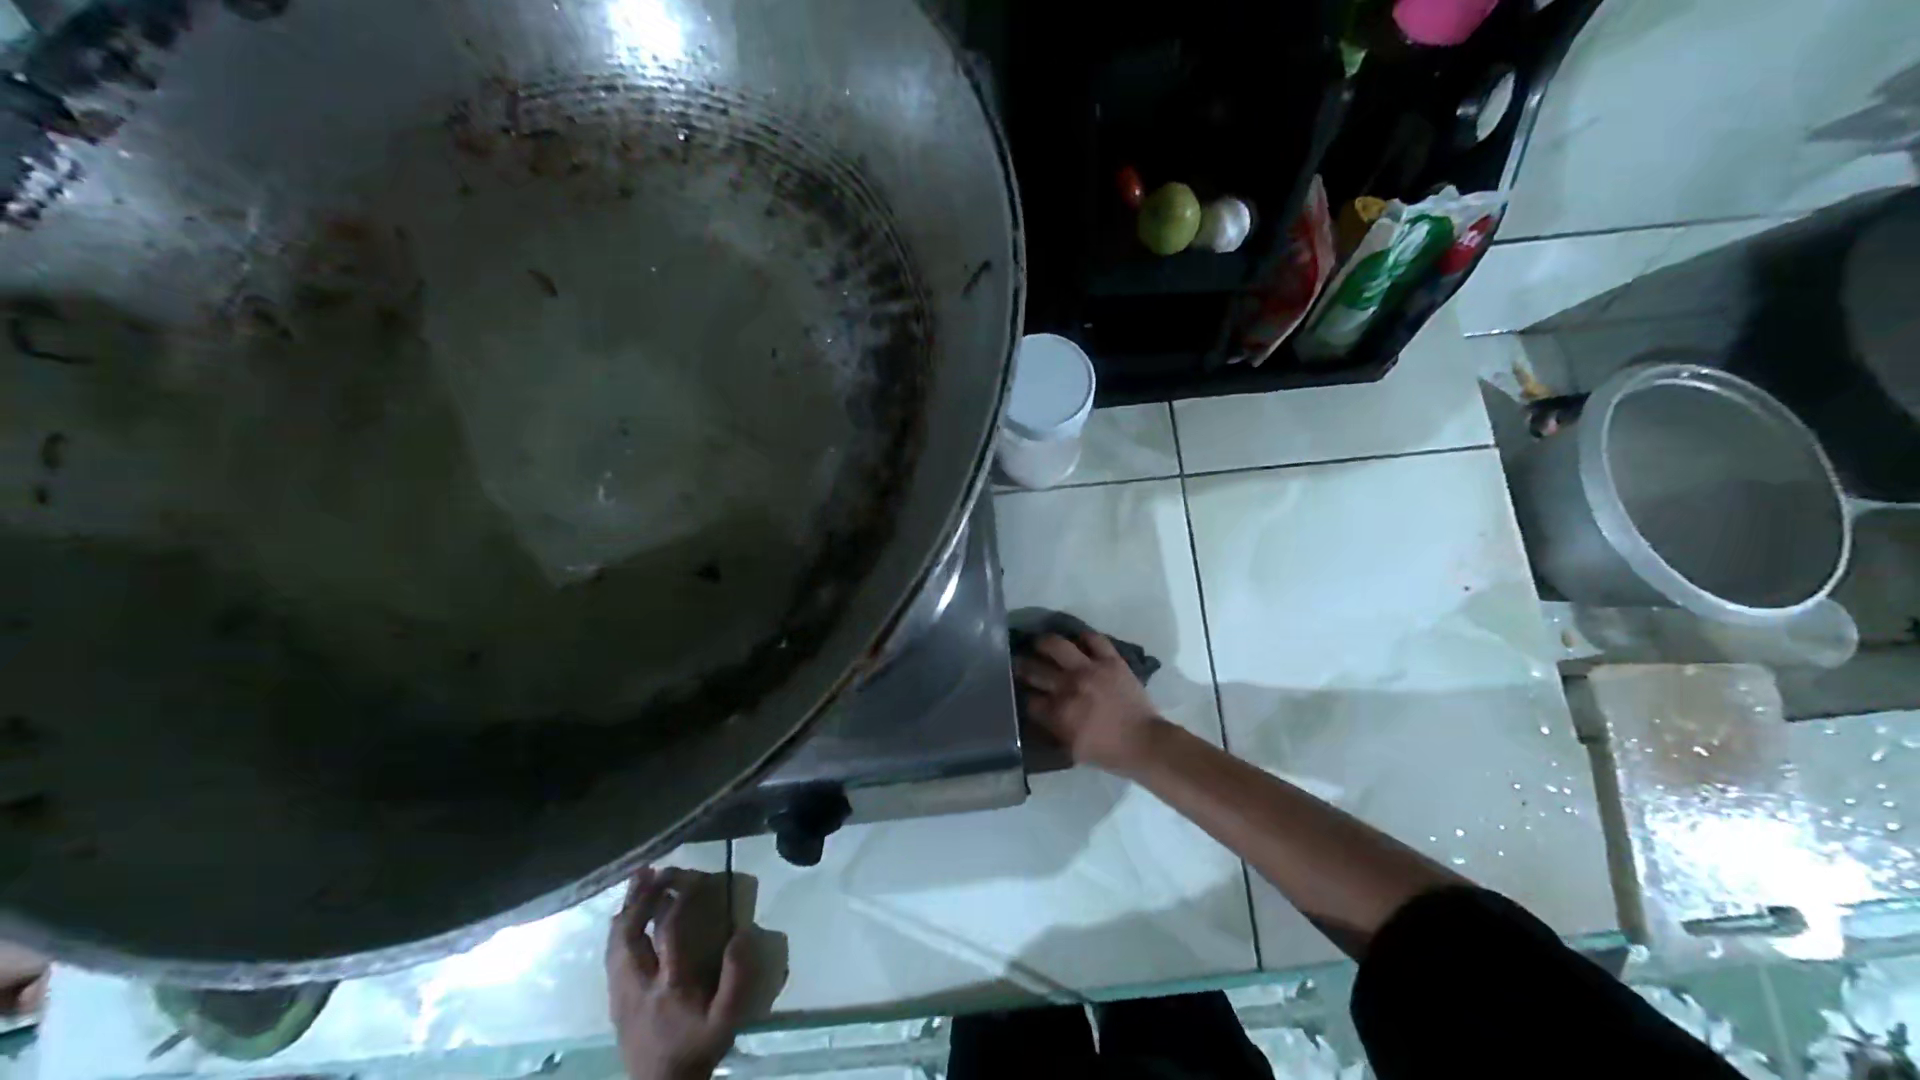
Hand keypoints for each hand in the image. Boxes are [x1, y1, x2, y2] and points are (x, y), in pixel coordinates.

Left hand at [606, 868, 753, 1079]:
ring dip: (627, 908)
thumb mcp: (727, 1021)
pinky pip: (611, 954)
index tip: (695, 878)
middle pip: (630, 931)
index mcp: (669, 984)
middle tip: (656, 870)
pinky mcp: (614, 999)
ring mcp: (621, 991)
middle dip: (642, 897)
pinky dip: (619, 928)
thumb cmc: (697, 1050)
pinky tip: (626, 915)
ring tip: (639, 880)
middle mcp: (638, 983)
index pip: (669, 929)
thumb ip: (737, 978)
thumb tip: (741, 934)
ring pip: (615, 942)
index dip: (680, 898)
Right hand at [1015, 632, 1167, 773]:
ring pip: (1056, 645)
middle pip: (1033, 669)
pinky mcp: (1111, 660)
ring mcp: (1090, 670)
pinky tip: (1077, 641)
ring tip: (1039, 643)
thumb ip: (1050, 728)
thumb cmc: (1108, 752)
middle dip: (1021, 665)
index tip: (1019, 690)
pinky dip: (1083, 637)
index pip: (1028, 699)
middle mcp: (1069, 686)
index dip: (1021, 694)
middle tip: (1017, 662)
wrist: (1144, 742)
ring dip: (1043, 643)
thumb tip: (1035, 710)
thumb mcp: (1071, 749)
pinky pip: (1093, 639)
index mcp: (1058, 713)